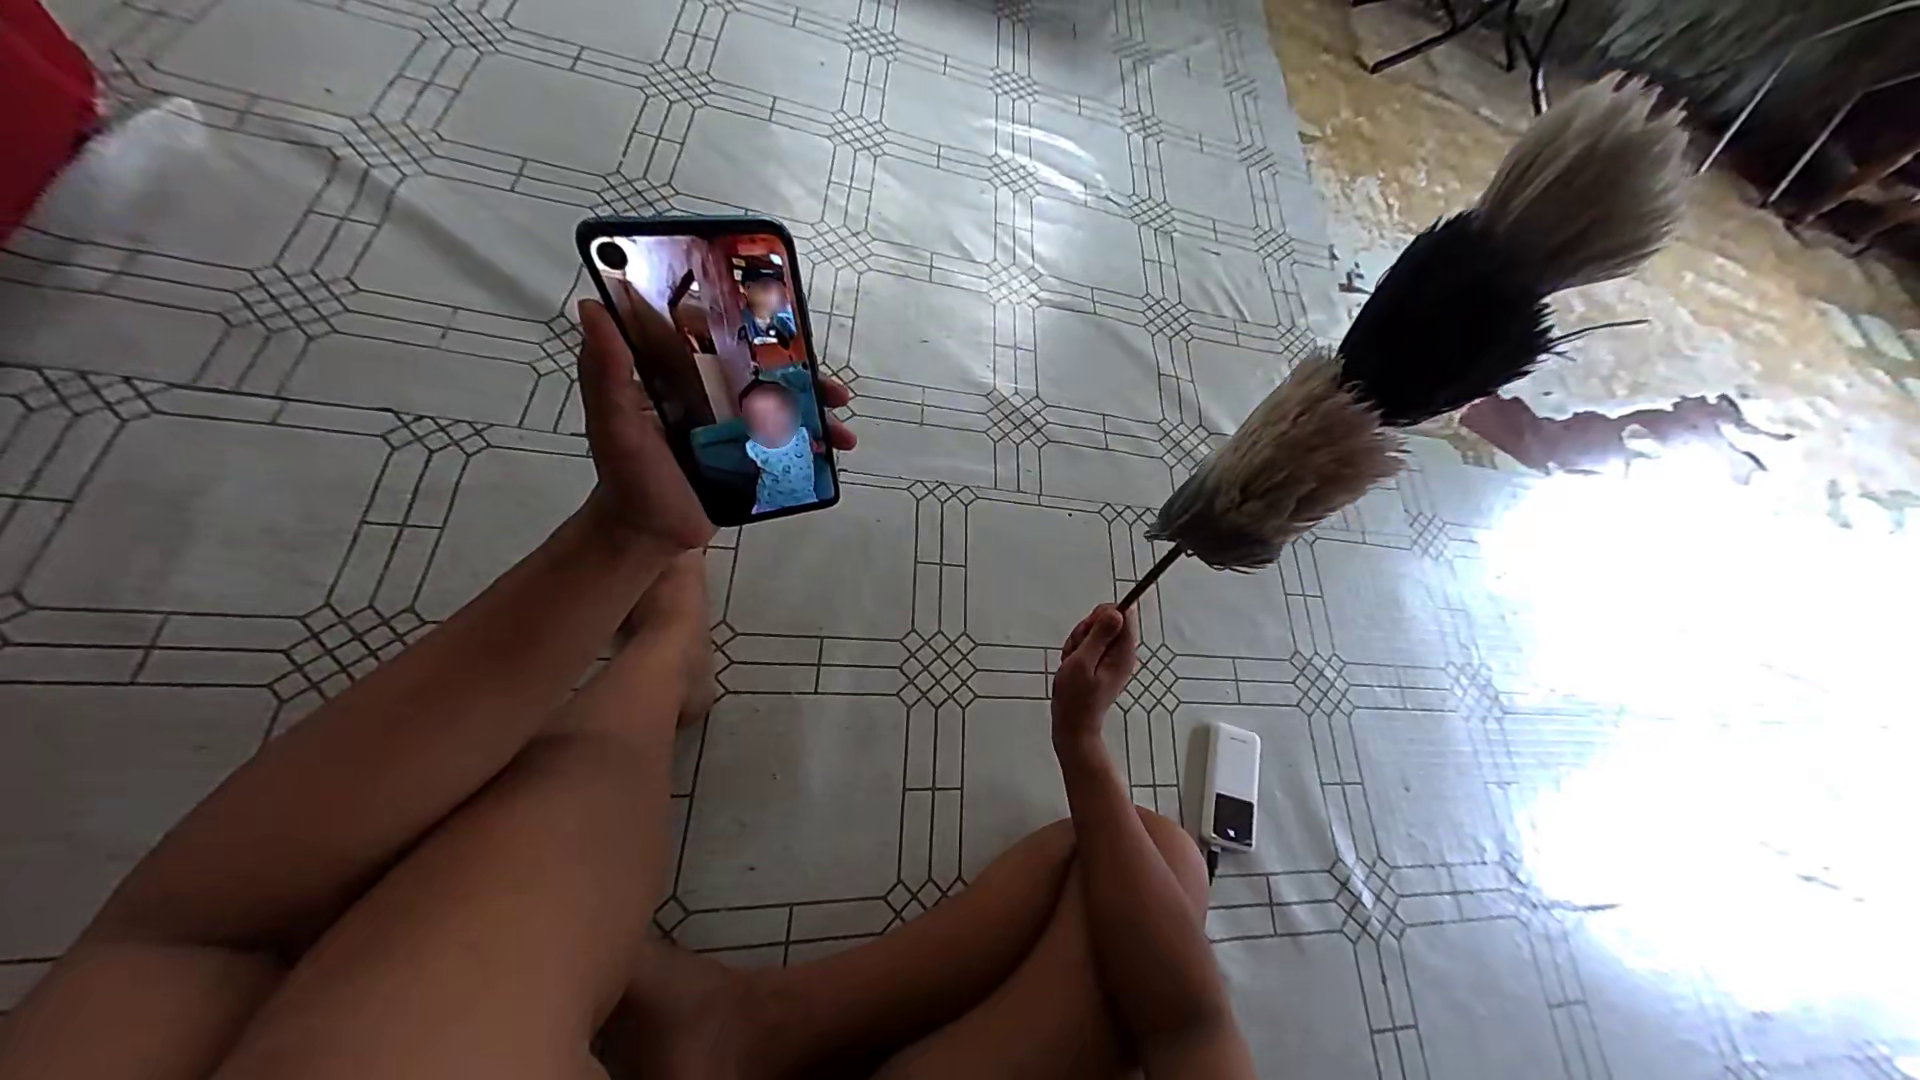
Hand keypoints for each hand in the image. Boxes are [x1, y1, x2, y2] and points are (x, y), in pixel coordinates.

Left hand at [575, 297, 856, 550]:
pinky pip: (786, 439)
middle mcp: (709, 393)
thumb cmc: (631, 480)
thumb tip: (594, 308)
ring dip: (816, 408)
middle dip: (800, 370)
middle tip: (828, 384)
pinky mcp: (750, 454)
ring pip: (781, 403)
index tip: (775, 326)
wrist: (652, 537)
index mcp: (676, 375)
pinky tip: (834, 448)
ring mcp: (733, 424)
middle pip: (760, 368)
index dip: (744, 324)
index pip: (713, 334)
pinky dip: (813, 441)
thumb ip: (606, 372)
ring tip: (842, 424)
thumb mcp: (614, 425)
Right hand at [1051, 603, 1137, 748]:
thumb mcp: (1083, 662)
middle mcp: (1121, 653)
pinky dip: (1076, 651)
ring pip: (1093, 632)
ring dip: (1078, 642)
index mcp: (1123, 652)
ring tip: (1073, 663)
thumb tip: (1116, 612)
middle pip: (1106, 621)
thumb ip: (1099, 635)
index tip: (1087, 631)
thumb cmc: (1076, 699)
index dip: (1101, 615)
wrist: (1073, 726)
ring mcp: (1111, 659)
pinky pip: (1088, 644)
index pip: (1123, 614)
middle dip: (1085, 630)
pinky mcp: (1101, 663)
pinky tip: (1072, 666)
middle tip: (1077, 651)